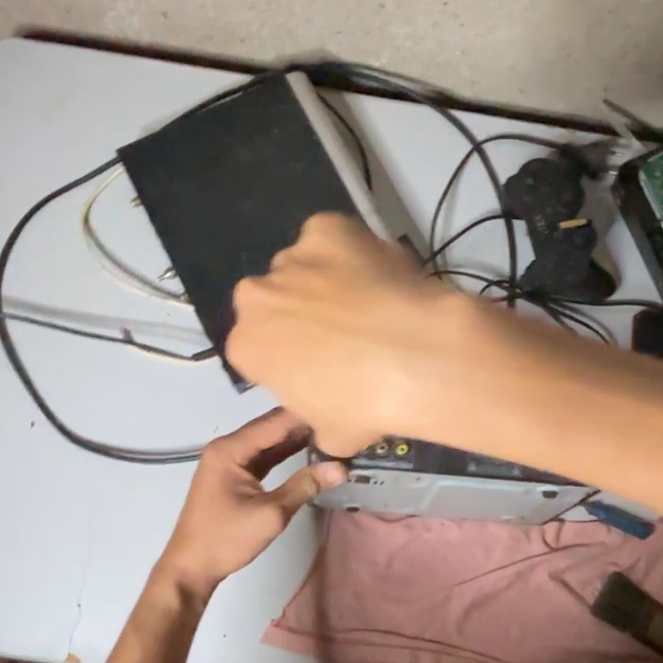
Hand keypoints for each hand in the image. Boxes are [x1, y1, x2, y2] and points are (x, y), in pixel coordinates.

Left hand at [154, 408, 345, 599]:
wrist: (191, 567)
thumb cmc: (226, 539)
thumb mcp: (271, 514)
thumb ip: (305, 486)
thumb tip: (342, 468)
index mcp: (231, 448)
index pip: (275, 422)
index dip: (307, 416)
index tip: (338, 413)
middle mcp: (228, 446)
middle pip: (272, 427)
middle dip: (304, 425)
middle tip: (340, 423)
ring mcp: (229, 460)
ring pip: (269, 441)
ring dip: (297, 439)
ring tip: (333, 434)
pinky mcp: (234, 474)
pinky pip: (263, 456)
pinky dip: (285, 454)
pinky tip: (310, 451)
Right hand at [228, 213, 487, 454]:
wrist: (417, 355)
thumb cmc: (367, 405)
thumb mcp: (333, 435)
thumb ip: (317, 420)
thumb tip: (330, 420)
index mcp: (246, 347)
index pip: (258, 350)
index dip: (289, 359)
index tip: (320, 368)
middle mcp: (255, 296)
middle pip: (273, 302)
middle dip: (300, 315)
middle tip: (345, 334)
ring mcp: (291, 257)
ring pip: (303, 268)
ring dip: (326, 282)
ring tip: (370, 304)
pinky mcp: (327, 227)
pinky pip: (333, 238)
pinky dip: (351, 252)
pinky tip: (378, 275)